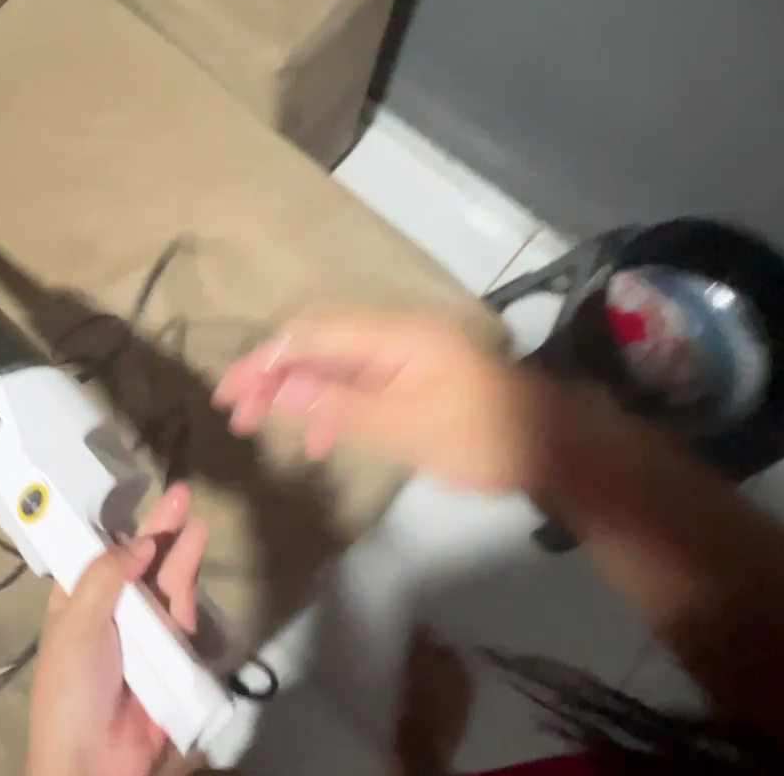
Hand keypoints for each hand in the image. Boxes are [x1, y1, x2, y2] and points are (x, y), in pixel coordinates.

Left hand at [27, 482, 207, 775]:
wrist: (96, 765)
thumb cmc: (71, 690)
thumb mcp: (75, 627)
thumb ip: (105, 578)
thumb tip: (141, 541)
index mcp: (77, 602)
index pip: (97, 552)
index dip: (115, 524)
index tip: (133, 491)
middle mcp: (112, 611)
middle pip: (139, 560)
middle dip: (159, 527)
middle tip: (183, 492)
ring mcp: (144, 632)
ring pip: (165, 581)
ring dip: (180, 548)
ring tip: (196, 518)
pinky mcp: (172, 654)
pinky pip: (182, 612)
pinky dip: (189, 582)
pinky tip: (195, 554)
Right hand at [213, 313, 534, 492]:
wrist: (553, 449)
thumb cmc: (482, 437)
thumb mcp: (407, 428)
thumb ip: (340, 407)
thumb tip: (282, 391)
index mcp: (392, 335)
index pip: (312, 336)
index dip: (266, 360)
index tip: (230, 390)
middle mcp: (391, 335)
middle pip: (315, 345)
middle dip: (272, 374)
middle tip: (236, 410)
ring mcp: (400, 356)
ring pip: (331, 365)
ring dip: (294, 391)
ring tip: (260, 426)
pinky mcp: (408, 378)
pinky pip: (355, 383)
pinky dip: (329, 406)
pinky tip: (316, 440)